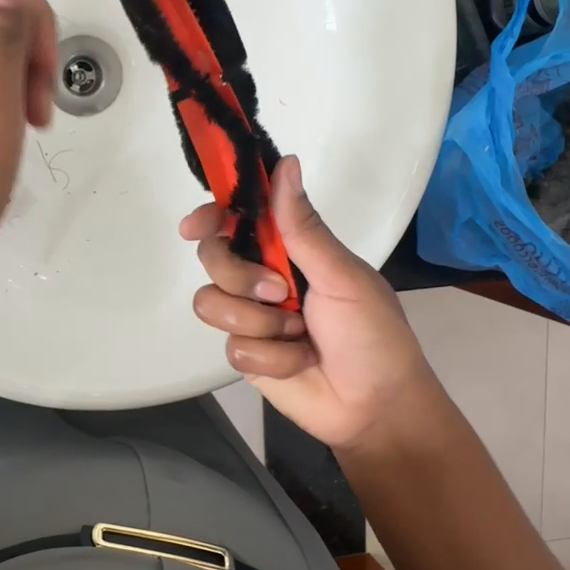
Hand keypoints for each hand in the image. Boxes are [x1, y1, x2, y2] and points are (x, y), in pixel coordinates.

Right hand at [179, 156, 437, 452]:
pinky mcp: (246, 353)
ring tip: (297, 336)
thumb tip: (286, 162)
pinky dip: (270, 357)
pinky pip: (232, 346)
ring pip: (212, 303)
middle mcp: (263, 277)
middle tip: (279, 293)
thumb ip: (303, 226)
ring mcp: (251, 316)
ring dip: (258, 323)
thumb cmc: (372, 332)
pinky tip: (298, 363)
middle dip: (240, 277)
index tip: (195, 226)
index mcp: (290, 249)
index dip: (211, 216)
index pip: (238, 219)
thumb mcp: (341, 274)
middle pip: (213, 258)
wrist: (375, 406)